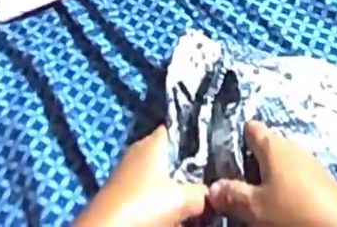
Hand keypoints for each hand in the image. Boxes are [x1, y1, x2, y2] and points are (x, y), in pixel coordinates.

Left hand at [73, 127, 207, 226]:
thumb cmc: (143, 205)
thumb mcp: (180, 201)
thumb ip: (200, 194)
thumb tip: (215, 194)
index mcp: (154, 141)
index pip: (178, 127)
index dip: (194, 136)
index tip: (213, 147)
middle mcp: (140, 148)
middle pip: (169, 153)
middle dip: (186, 165)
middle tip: (207, 176)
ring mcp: (128, 170)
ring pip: (158, 172)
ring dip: (172, 184)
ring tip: (192, 195)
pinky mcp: (121, 190)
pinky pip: (147, 187)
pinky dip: (158, 196)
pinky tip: (169, 208)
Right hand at [207, 122, 336, 226]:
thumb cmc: (293, 212)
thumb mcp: (256, 209)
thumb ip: (234, 196)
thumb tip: (212, 188)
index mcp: (272, 144)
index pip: (250, 129)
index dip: (238, 141)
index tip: (228, 160)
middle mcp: (290, 145)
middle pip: (265, 148)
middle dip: (252, 166)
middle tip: (240, 189)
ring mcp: (308, 161)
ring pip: (281, 164)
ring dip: (270, 180)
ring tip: (259, 203)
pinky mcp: (321, 180)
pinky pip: (295, 177)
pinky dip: (286, 189)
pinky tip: (283, 208)